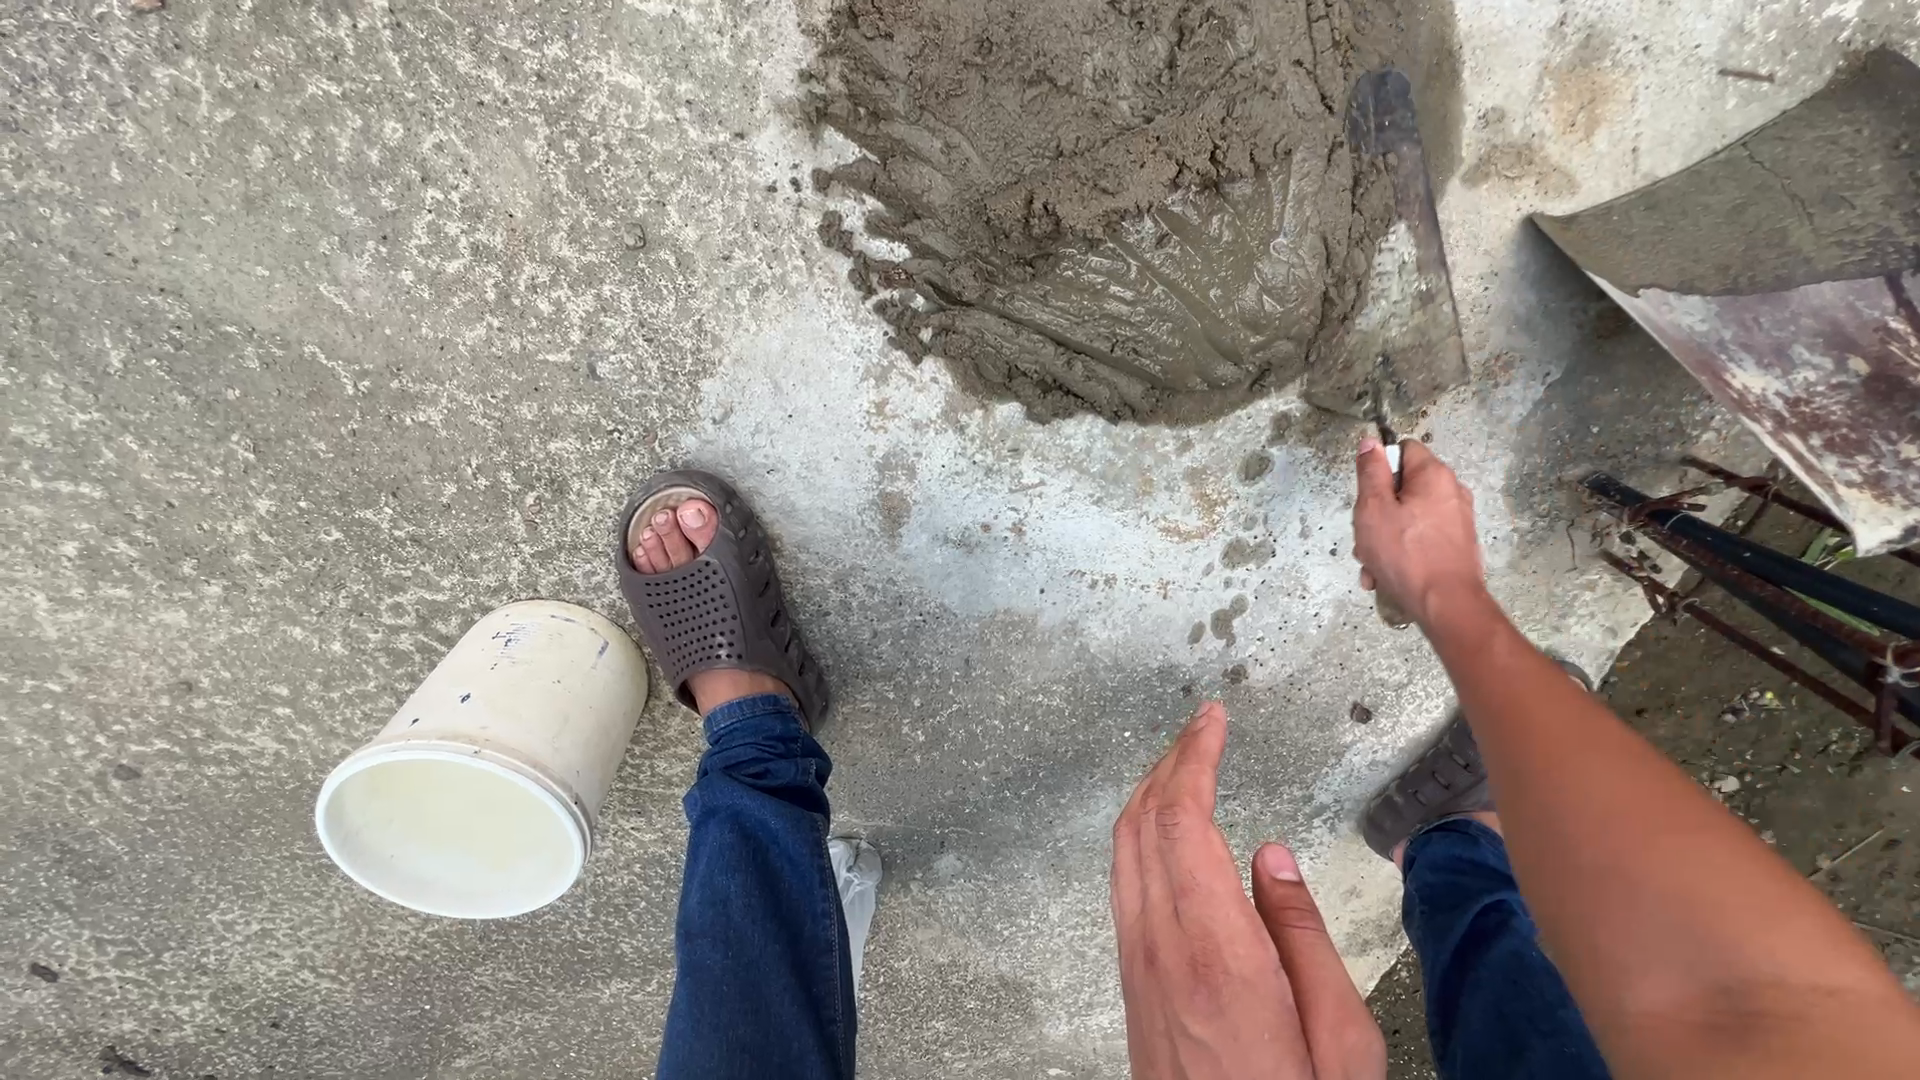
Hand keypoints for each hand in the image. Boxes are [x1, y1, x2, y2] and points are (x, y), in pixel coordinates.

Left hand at [1111, 703, 1384, 1078]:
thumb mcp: (1341, 1039)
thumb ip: (1302, 935)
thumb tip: (1270, 853)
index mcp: (1216, 947)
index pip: (1183, 818)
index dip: (1195, 757)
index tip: (1214, 720)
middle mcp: (1160, 940)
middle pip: (1144, 818)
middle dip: (1170, 759)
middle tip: (1203, 727)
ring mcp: (1135, 956)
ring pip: (1124, 843)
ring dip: (1148, 788)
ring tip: (1184, 760)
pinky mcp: (1130, 973)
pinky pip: (1123, 876)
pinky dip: (1138, 828)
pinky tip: (1164, 824)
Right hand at [1352, 436, 1486, 627]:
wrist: (1445, 602)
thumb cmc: (1404, 554)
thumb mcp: (1372, 509)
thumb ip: (1370, 473)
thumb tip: (1370, 443)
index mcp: (1433, 476)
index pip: (1402, 449)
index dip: (1379, 468)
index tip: (1367, 495)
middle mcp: (1451, 491)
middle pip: (1403, 486)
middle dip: (1377, 510)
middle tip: (1365, 533)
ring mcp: (1457, 519)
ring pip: (1407, 515)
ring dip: (1383, 535)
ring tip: (1372, 561)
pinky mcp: (1456, 543)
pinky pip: (1419, 536)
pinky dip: (1401, 549)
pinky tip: (1386, 572)